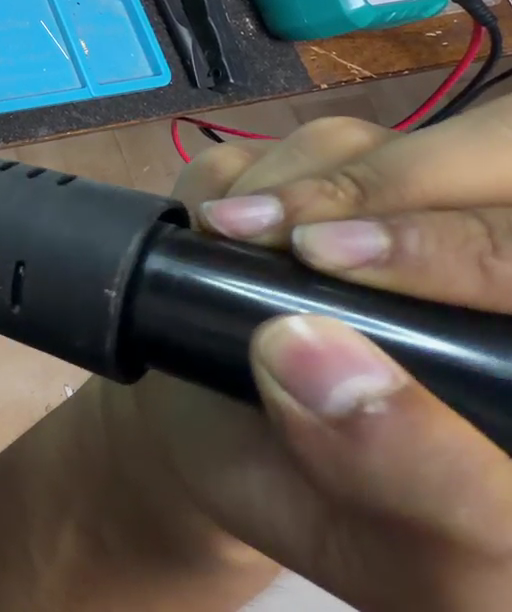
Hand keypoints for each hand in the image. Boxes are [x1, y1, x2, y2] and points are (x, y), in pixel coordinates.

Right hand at [114, 98, 511, 610]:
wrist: (220, 444)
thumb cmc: (335, 520)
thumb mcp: (412, 561)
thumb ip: (414, 484)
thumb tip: (307, 350)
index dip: (462, 247)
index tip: (324, 257)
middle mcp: (507, 284)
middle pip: (501, 160)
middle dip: (375, 185)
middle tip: (270, 231)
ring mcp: (438, 216)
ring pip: (398, 143)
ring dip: (293, 181)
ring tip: (223, 235)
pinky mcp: (348, 185)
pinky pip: (305, 142)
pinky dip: (248, 173)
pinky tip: (220, 229)